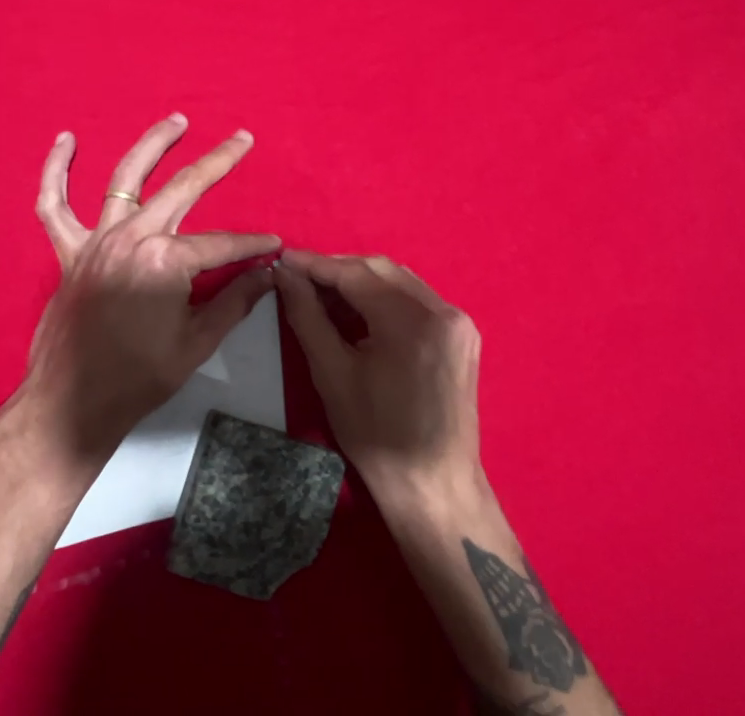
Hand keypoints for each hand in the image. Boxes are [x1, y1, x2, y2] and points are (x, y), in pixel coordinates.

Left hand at [19, 114, 278, 462]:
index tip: (275, 248)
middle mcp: (132, 238)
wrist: (74, 403)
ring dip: (152, 145)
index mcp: (166, 261)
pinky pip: (53, 206)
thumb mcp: (197, 343)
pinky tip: (66, 140)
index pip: (222, 244)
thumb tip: (268, 274)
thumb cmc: (139, 378)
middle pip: (182, 189)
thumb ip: (235, 301)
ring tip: (177, 120)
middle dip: (218, 162)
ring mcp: (96, 241)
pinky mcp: (69, 253)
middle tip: (242, 139)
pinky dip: (55, 172)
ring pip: (124, 179)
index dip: (253, 246)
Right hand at [274, 250, 483, 500]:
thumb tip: (286, 275)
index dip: (316, 265)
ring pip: (401, 282)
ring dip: (361, 280)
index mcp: (413, 321)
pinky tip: (358, 309)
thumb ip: (308, 316)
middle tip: (298, 275)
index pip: (356, 274)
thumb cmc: (376, 436)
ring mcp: (458, 322)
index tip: (283, 260)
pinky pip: (417, 301)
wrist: (433, 485)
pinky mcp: (462, 336)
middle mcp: (443, 311)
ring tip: (322, 289)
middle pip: (382, 270)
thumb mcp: (332, 374)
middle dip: (338, 268)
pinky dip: (385, 297)